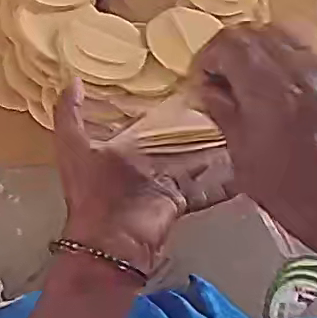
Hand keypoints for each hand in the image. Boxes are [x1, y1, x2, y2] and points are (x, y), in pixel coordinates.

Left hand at [53, 81, 232, 277]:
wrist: (113, 241)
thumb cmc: (92, 191)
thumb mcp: (73, 148)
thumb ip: (70, 116)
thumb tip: (73, 80)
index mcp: (118, 150)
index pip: (137, 122)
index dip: (150, 102)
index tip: (172, 76)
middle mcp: (144, 164)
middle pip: (170, 138)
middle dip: (189, 121)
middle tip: (215, 94)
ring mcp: (166, 181)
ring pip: (194, 159)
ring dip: (212, 146)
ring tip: (238, 121)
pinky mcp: (184, 197)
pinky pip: (209, 186)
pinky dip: (228, 179)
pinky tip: (246, 162)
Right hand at [195, 26, 316, 271]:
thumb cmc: (297, 195)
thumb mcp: (246, 159)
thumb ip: (225, 114)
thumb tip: (207, 90)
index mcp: (268, 86)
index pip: (228, 42)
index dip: (207, 58)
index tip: (201, 84)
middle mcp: (299, 66)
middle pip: (254, 32)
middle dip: (230, 53)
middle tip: (221, 84)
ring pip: (281, 38)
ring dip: (258, 55)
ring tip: (249, 89)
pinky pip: (305, 54)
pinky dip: (284, 64)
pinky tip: (281, 97)